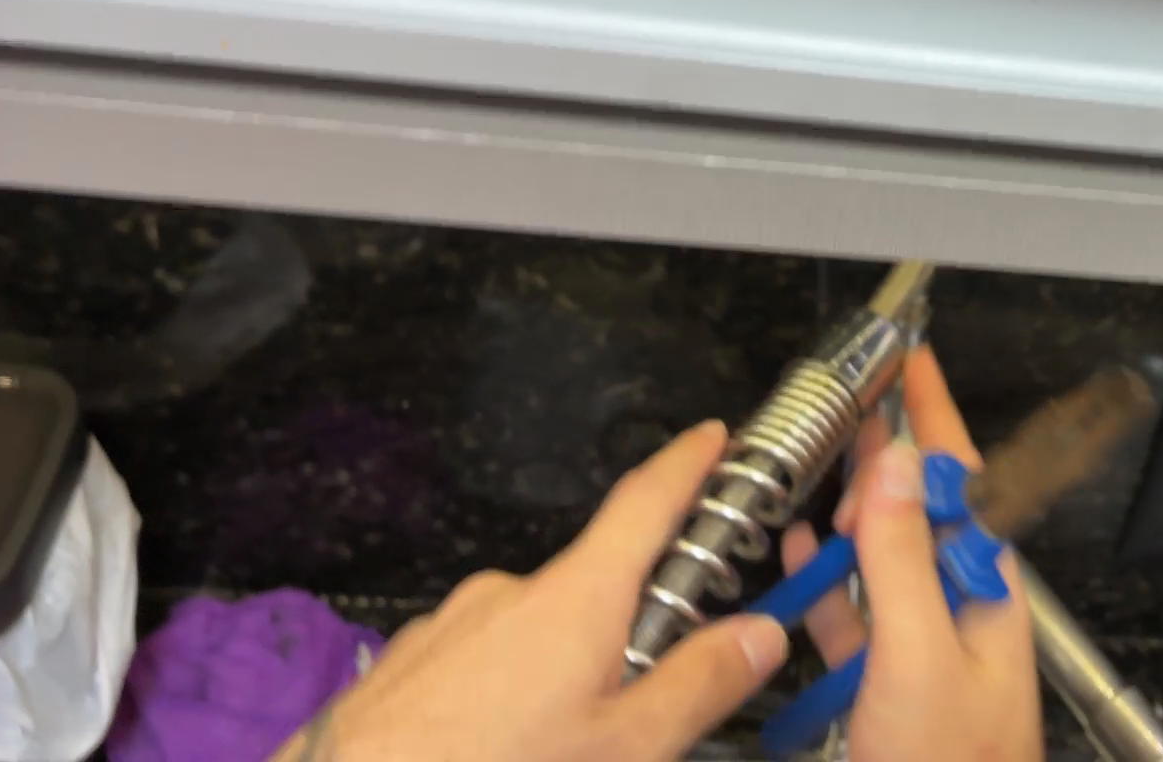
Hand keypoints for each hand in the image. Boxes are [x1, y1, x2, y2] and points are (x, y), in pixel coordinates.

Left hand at [270, 420, 787, 761]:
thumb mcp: (619, 754)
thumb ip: (699, 684)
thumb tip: (767, 629)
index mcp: (576, 597)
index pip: (646, 500)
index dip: (687, 461)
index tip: (716, 433)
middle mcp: (510, 592)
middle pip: (596, 581)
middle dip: (630, 618)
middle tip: (637, 692)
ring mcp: (445, 628)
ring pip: (534, 629)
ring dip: (563, 664)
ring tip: (554, 739)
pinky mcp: (395, 672)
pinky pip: (475, 661)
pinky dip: (501, 691)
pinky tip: (483, 753)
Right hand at [780, 347, 1044, 761]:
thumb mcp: (918, 658)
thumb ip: (904, 559)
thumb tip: (896, 464)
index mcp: (982, 588)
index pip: (963, 479)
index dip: (939, 417)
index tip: (918, 364)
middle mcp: (956, 605)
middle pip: (922, 508)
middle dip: (893, 451)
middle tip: (861, 405)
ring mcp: (919, 641)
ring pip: (884, 554)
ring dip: (855, 510)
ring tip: (828, 467)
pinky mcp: (882, 677)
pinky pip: (854, 610)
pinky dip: (828, 577)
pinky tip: (803, 551)